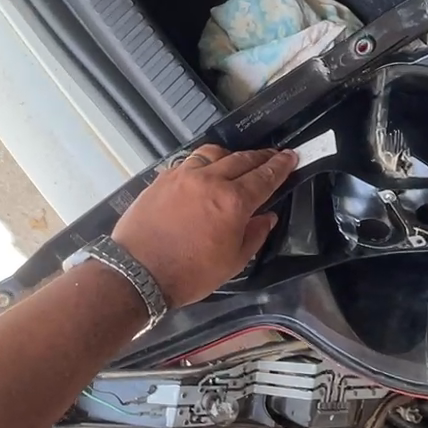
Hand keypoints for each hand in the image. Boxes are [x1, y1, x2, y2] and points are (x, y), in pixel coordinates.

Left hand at [111, 145, 295, 306]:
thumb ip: (254, 235)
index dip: (281, 166)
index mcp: (233, 202)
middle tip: (272, 156)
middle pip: (243, 159)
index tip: (291, 157)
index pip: (265, 177)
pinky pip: (190, 161)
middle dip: (262, 157)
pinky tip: (205, 171)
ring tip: (237, 161)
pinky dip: (204, 162)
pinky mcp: (163, 178)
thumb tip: (267, 216)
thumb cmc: (189, 274)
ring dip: (231, 155)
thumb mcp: (233, 263)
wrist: (137, 273)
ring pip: (214, 153)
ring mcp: (184, 175)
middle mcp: (211, 181)